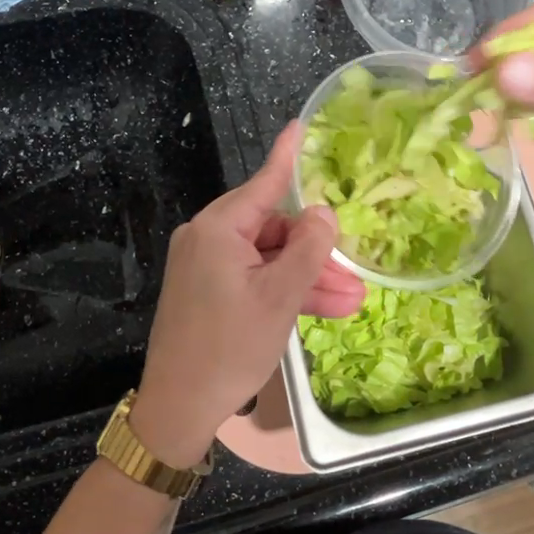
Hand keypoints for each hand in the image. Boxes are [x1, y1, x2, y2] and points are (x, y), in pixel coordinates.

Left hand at [128, 123, 366, 466]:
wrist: (178, 407)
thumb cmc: (229, 347)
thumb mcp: (280, 298)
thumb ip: (307, 250)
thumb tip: (324, 212)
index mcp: (219, 229)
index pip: (264, 183)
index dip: (288, 157)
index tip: (301, 126)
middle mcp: (208, 238)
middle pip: (273, 229)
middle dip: (315, 251)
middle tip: (355, 273)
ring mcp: (205, 266)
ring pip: (267, 258)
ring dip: (306, 278)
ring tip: (352, 301)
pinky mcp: (207, 291)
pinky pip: (253, 278)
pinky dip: (283, 291)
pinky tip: (325, 309)